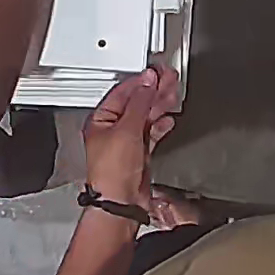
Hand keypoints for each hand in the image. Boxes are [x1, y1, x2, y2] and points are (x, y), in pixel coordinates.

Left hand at [82, 65, 178, 208]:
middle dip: (154, 90)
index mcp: (101, 120)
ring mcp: (125, 142)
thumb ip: (140, 103)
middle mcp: (111, 129)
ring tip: (173, 93)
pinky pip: (151, 132)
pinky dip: (160, 124)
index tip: (156, 72)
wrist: (121, 203)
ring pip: (145, 116)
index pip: (123, 92)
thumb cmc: (112, 172)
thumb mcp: (127, 129)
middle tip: (169, 78)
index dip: (141, 81)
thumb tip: (148, 82)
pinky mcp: (138, 153)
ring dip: (160, 104)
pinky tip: (168, 118)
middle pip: (136, 103)